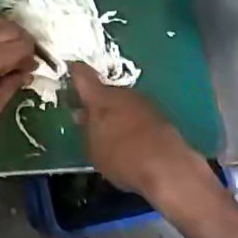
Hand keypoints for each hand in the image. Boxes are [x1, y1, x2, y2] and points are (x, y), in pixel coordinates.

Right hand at [70, 63, 214, 205]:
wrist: (167, 166)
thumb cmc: (121, 157)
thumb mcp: (93, 148)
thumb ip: (87, 129)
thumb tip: (83, 116)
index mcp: (100, 98)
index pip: (83, 76)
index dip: (75, 73)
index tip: (71, 72)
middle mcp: (122, 94)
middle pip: (105, 91)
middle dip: (98, 103)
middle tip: (91, 119)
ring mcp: (143, 103)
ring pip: (124, 103)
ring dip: (117, 113)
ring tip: (113, 135)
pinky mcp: (160, 116)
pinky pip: (139, 116)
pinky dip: (133, 124)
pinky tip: (133, 143)